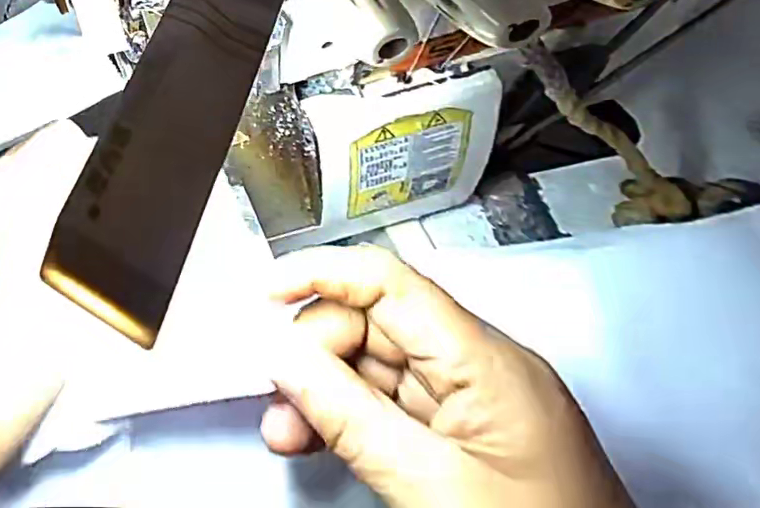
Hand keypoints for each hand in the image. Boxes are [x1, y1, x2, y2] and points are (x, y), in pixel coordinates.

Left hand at [0, 121, 96, 506]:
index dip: (98, 167)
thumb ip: (98, 257)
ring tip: (58, 262)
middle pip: (33, 157)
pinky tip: (18, 278)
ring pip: (7, 183)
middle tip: (95, 236)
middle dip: (70, 187)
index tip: (117, 198)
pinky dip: (9, 224)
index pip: (63, 141)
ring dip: (39, 205)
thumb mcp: (72, 321)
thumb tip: (117, 228)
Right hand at [261, 244, 632, 507]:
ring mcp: (472, 400)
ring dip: (318, 389)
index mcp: (491, 366)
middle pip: (368, 322)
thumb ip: (346, 413)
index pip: (388, 280)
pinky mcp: (461, 431)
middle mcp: (481, 368)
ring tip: (289, 429)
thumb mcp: (433, 488)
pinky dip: (342, 413)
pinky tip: (315, 435)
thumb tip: (280, 352)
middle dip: (311, 354)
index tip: (267, 292)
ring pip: (366, 362)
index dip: (319, 273)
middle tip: (278, 396)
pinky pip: (381, 399)